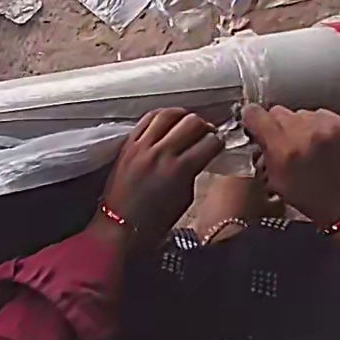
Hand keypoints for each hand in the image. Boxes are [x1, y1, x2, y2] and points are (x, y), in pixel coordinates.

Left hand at [98, 108, 223, 248]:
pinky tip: (167, 119)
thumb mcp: (185, 197)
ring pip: (168, 114)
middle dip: (204, 126)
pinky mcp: (128, 143)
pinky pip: (147, 119)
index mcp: (180, 169)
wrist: (121, 226)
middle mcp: (162, 153)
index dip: (218, 141)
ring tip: (187, 122)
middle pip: (192, 122)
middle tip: (205, 133)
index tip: (218, 143)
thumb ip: (194, 171)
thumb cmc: (156, 220)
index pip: (209, 142)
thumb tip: (201, 153)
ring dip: (183, 115)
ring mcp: (142, 146)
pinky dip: (161, 115)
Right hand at [240, 104, 339, 227]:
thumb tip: (259, 134)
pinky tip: (323, 143)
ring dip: (300, 126)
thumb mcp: (278, 182)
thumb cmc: (315, 200)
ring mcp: (326, 126)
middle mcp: (304, 131)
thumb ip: (265, 153)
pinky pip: (321, 115)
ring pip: (300, 113)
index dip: (252, 119)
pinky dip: (319, 126)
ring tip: (308, 145)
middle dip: (278, 125)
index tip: (255, 124)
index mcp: (283, 148)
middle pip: (278, 112)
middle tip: (285, 142)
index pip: (255, 114)